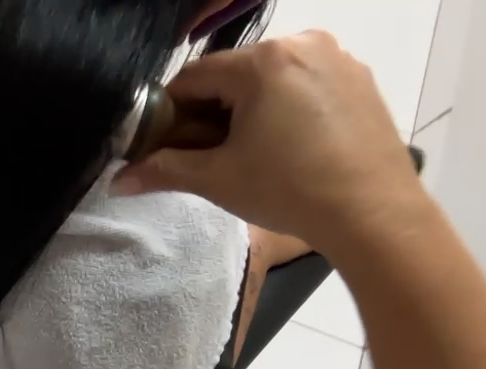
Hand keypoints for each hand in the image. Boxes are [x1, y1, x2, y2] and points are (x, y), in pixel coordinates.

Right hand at [114, 32, 428, 257]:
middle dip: (209, 113)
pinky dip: (281, 110)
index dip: (167, 112)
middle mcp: (303, 43)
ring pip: (269, 80)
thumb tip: (116, 181)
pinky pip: (302, 86)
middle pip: (233, 75)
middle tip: (202, 158)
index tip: (160, 146)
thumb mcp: (215, 180)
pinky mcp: (359, 78)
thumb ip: (163, 171)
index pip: (193, 76)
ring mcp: (337, 58)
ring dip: (245, 112)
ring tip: (244, 156)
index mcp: (263, 61)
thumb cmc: (286, 188)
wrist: (370, 208)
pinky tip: (282, 150)